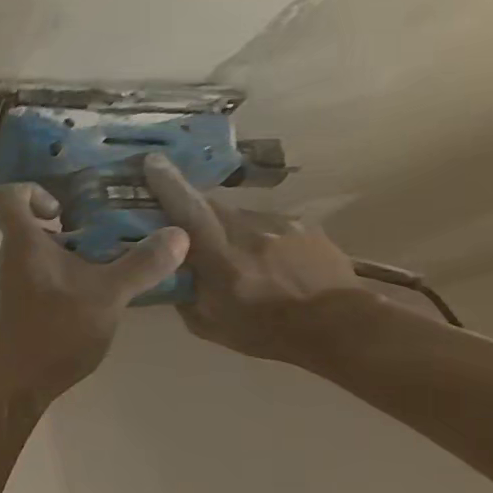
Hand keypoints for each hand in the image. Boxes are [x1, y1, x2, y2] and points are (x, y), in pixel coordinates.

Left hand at [0, 183, 190, 401]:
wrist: (21, 383)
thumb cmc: (58, 331)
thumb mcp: (109, 295)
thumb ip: (143, 264)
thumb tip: (179, 234)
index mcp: (22, 243)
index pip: (8, 196)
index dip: (33, 191)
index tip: (63, 209)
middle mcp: (9, 257)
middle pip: (30, 224)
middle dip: (68, 225)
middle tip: (103, 234)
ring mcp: (10, 283)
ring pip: (36, 252)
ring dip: (69, 252)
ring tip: (105, 265)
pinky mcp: (16, 304)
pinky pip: (38, 274)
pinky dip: (62, 275)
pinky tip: (92, 295)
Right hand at [142, 153, 372, 368]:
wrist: (339, 326)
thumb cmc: (268, 332)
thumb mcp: (210, 325)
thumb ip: (185, 296)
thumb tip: (172, 275)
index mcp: (220, 256)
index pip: (188, 210)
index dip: (168, 184)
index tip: (153, 160)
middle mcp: (246, 230)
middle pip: (210, 206)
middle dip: (195, 211)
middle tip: (190, 231)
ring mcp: (276, 223)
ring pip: (240, 217)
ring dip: (231, 232)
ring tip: (241, 260)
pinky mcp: (301, 224)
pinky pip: (268, 224)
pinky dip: (261, 238)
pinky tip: (272, 262)